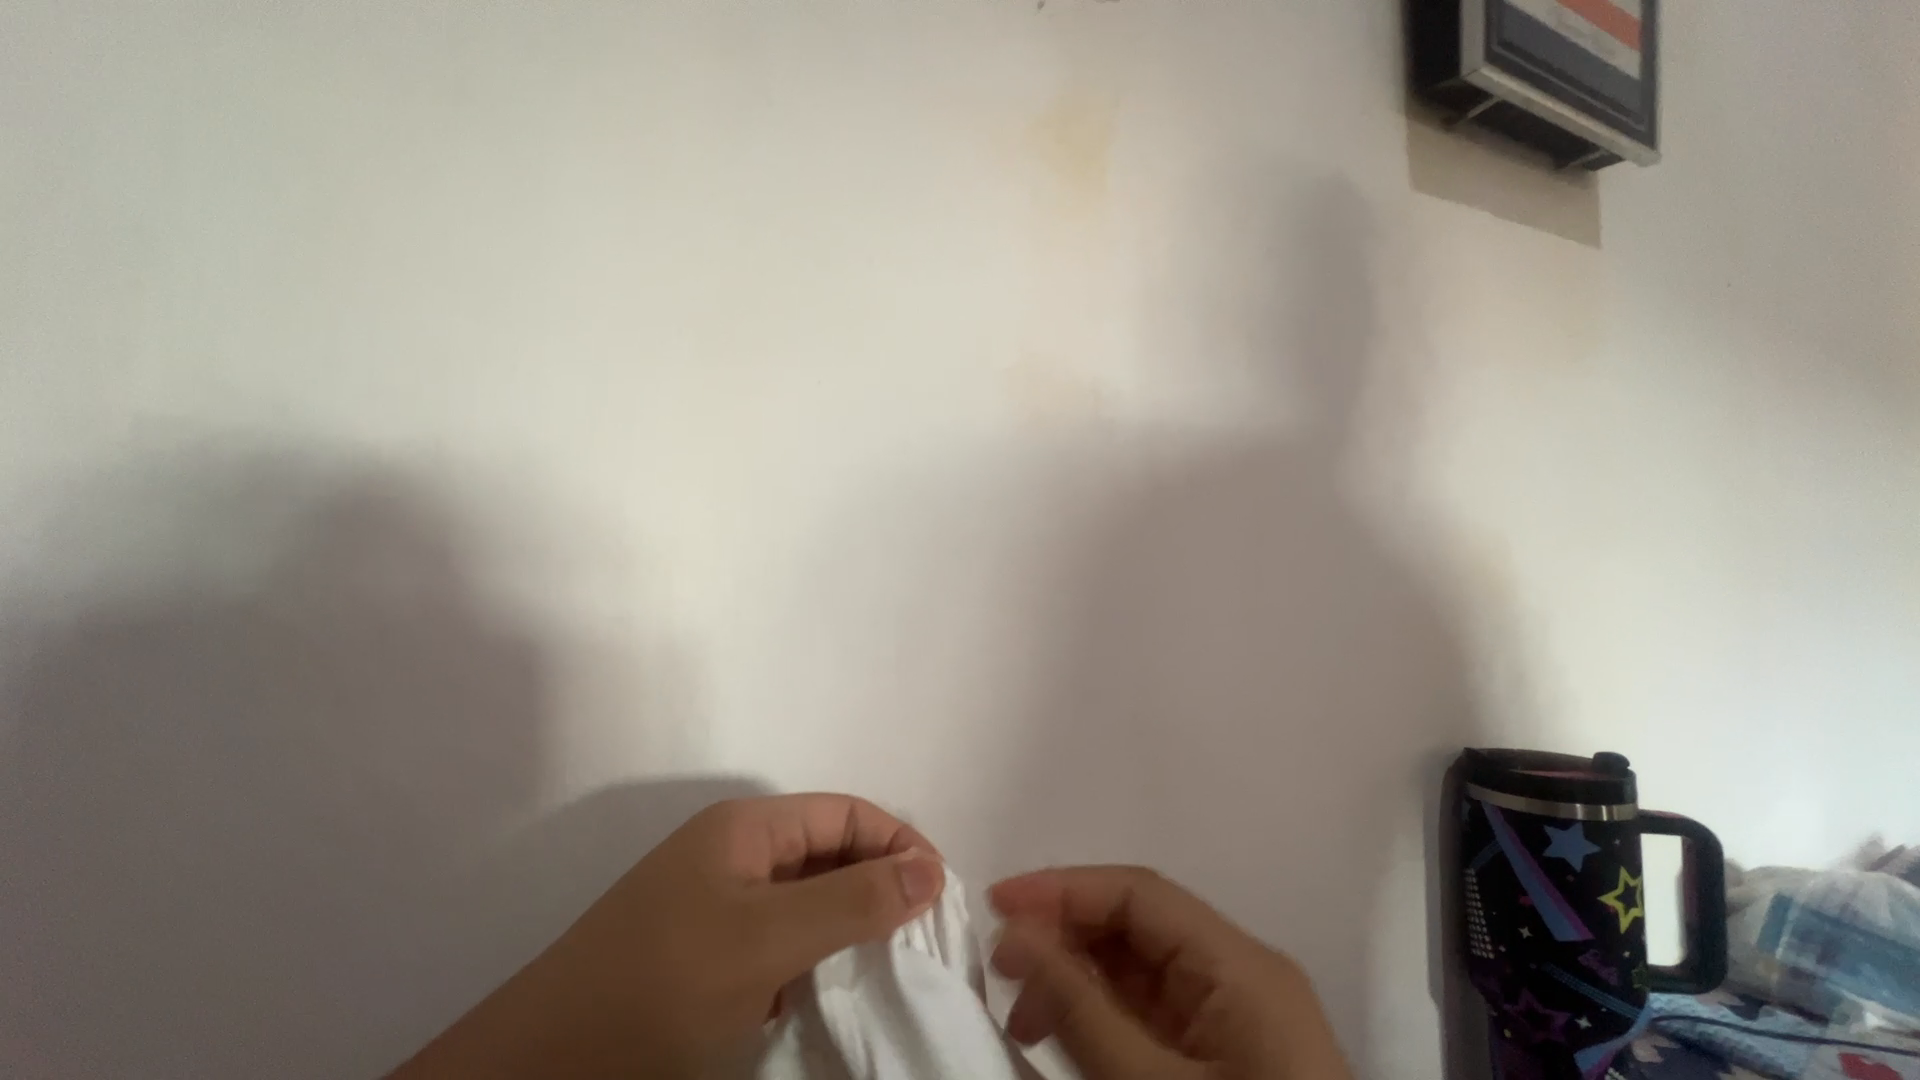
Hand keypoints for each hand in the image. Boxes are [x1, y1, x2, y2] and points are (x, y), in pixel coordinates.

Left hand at [390, 794, 945, 1079]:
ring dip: (851, 927)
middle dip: (881, 885)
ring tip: (893, 967)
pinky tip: (834, 993)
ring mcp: (716, 907)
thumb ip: (853, 901)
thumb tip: (930, 870)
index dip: (899, 844)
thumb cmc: (663, 985)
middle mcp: (733, 856)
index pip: (846, 814)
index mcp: (746, 829)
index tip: (942, 897)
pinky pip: (779, 942)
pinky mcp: (706, 956)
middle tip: (927, 939)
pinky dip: (814, 959)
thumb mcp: (767, 939)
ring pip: (806, 901)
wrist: (541, 1068)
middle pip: (829, 852)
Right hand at [990, 867, 1351, 1079]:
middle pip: (1138, 924)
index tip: (995, 906)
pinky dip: (1102, 1016)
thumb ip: (1081, 1009)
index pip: (1139, 892)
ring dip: (1077, 978)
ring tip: (1022, 1020)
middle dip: (1064, 936)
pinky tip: (1064, 1039)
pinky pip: (1153, 1011)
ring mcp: (1236, 1016)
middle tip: (1001, 973)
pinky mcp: (1226, 1053)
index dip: (1062, 888)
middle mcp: (1241, 975)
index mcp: (1240, 966)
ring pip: (1140, 967)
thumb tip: (1016, 934)